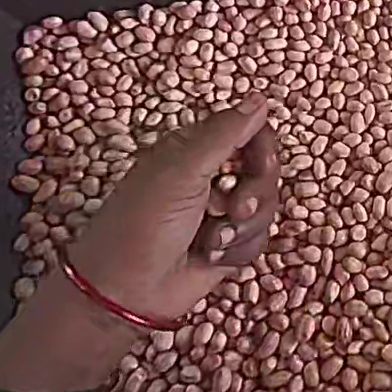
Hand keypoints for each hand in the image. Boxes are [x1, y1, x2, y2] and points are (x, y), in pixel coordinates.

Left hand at [65, 94, 279, 327]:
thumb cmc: (143, 223)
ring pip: (266, 207)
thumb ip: (225, 133)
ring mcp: (222, 212)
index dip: (261, 146)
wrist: (125, 292)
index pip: (250, 131)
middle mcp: (212, 176)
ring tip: (212, 240)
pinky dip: (238, 249)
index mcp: (197, 149)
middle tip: (233, 207)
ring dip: (242, 226)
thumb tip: (260, 98)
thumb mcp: (183, 171)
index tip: (259, 162)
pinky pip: (259, 237)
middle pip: (265, 170)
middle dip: (254, 193)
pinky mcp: (230, 244)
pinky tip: (211, 256)